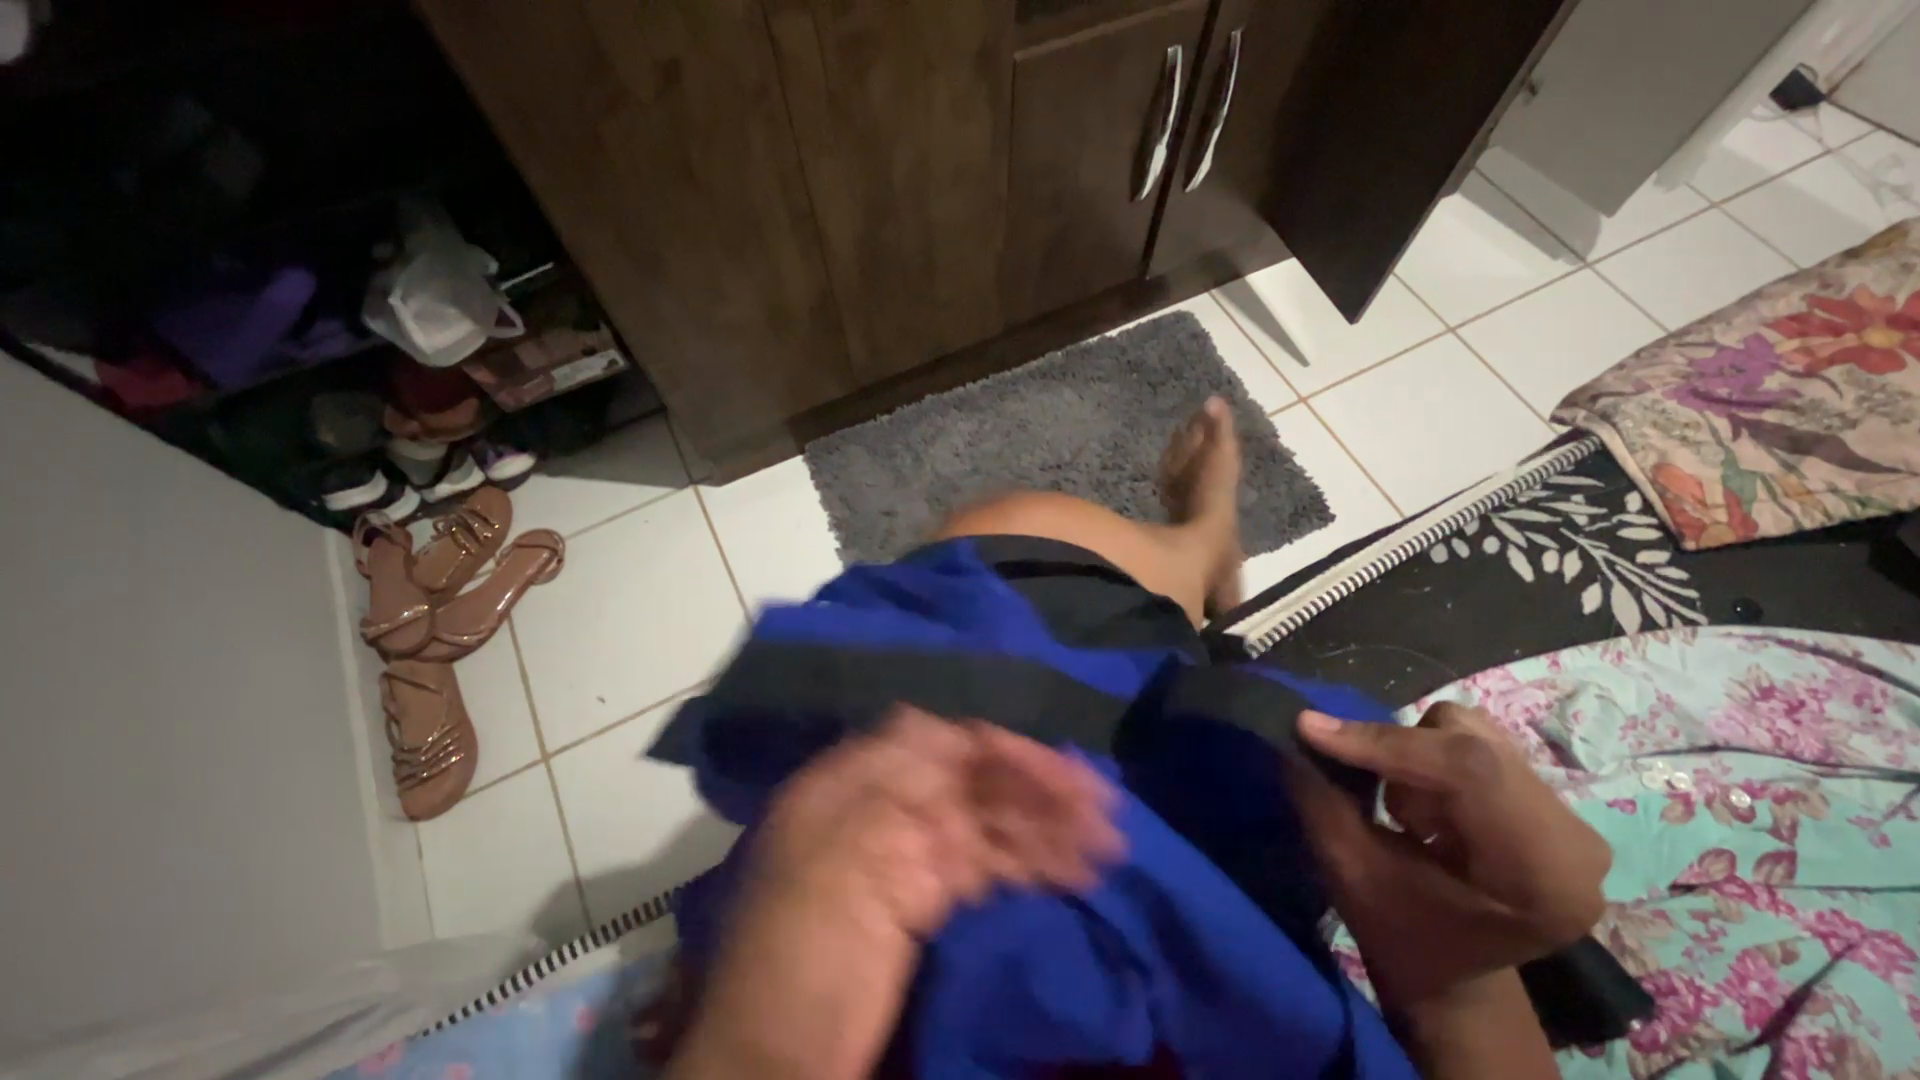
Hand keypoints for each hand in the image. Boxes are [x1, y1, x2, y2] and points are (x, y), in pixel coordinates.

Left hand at [672, 708, 1122, 1079]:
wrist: (777, 1048)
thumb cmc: (801, 945)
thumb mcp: (838, 852)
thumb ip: (897, 787)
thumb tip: (959, 733)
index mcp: (855, 781)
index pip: (942, 743)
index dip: (1003, 750)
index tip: (1062, 770)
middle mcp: (887, 806)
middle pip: (974, 782)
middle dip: (1038, 788)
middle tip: (1105, 808)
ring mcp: (909, 855)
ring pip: (990, 824)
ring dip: (1047, 827)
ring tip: (1108, 843)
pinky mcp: (928, 900)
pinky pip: (989, 868)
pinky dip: (1032, 865)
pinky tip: (1076, 871)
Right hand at [1286, 702, 1610, 1010]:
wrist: (1450, 975)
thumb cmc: (1401, 936)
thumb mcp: (1350, 874)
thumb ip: (1323, 798)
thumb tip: (1298, 725)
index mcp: (1543, 874)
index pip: (1470, 771)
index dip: (1386, 741)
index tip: (1311, 728)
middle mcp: (1576, 838)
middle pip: (1474, 744)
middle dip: (1398, 752)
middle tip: (1358, 783)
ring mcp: (1571, 816)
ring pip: (1473, 733)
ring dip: (1417, 758)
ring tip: (1404, 813)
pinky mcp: (1550, 800)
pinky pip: (1479, 743)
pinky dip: (1433, 758)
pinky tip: (1427, 807)